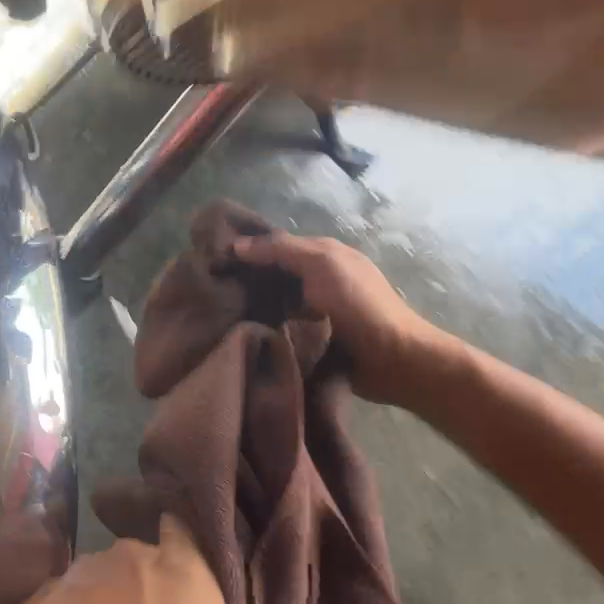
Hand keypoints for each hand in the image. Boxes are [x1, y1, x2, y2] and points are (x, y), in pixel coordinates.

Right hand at [232, 231, 453, 405]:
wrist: (392, 359)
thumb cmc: (359, 304)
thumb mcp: (321, 263)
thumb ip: (281, 250)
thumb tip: (236, 245)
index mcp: (325, 254)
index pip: (277, 244)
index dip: (248, 248)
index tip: (213, 256)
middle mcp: (319, 278)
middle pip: (274, 272)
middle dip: (246, 277)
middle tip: (210, 286)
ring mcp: (316, 310)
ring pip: (274, 300)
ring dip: (253, 304)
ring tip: (218, 310)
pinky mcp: (312, 338)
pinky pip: (281, 325)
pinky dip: (264, 326)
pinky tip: (241, 329)